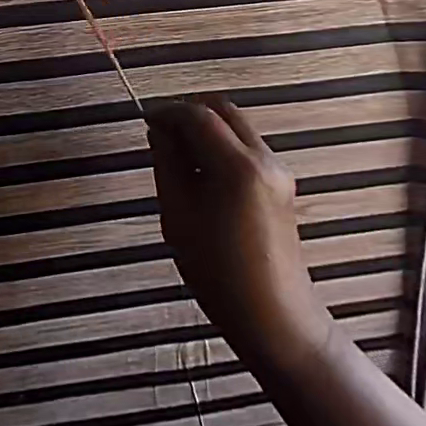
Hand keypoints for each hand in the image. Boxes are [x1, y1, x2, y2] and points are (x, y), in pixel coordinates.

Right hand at [147, 96, 332, 368]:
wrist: (273, 316)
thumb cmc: (217, 270)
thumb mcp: (177, 214)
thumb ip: (168, 164)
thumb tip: (159, 131)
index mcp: (238, 166)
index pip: (198, 115)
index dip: (167, 112)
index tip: (144, 121)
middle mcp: (265, 160)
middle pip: (223, 109)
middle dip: (189, 113)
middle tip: (160, 135)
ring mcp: (278, 172)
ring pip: (235, 126)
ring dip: (204, 129)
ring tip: (177, 160)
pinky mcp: (281, 185)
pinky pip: (245, 147)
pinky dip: (219, 146)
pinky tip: (200, 176)